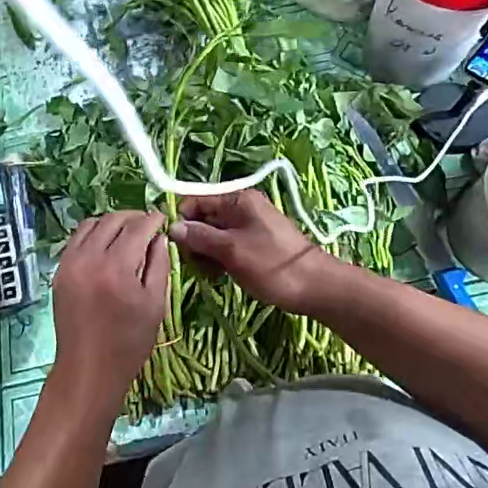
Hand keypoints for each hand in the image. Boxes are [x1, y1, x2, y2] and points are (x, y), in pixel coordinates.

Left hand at [51, 211, 170, 396]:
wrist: (88, 368)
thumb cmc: (129, 342)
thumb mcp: (155, 304)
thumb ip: (159, 265)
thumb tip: (159, 238)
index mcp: (117, 267)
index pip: (137, 228)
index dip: (153, 219)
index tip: (163, 218)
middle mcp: (90, 258)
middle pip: (113, 220)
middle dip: (133, 217)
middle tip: (148, 224)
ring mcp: (70, 264)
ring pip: (91, 224)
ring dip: (112, 222)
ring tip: (127, 232)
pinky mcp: (59, 272)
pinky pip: (76, 240)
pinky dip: (93, 234)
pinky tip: (106, 244)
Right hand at [170, 191, 347, 315]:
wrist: (315, 287)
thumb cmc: (272, 265)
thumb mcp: (231, 250)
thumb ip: (200, 237)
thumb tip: (172, 227)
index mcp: (238, 200)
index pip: (196, 201)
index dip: (182, 221)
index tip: (177, 246)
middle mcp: (243, 208)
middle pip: (203, 218)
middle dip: (194, 241)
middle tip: (198, 265)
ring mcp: (249, 227)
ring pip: (213, 236)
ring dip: (206, 254)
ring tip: (212, 274)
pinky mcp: (254, 245)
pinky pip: (227, 247)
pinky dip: (219, 260)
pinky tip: (221, 276)